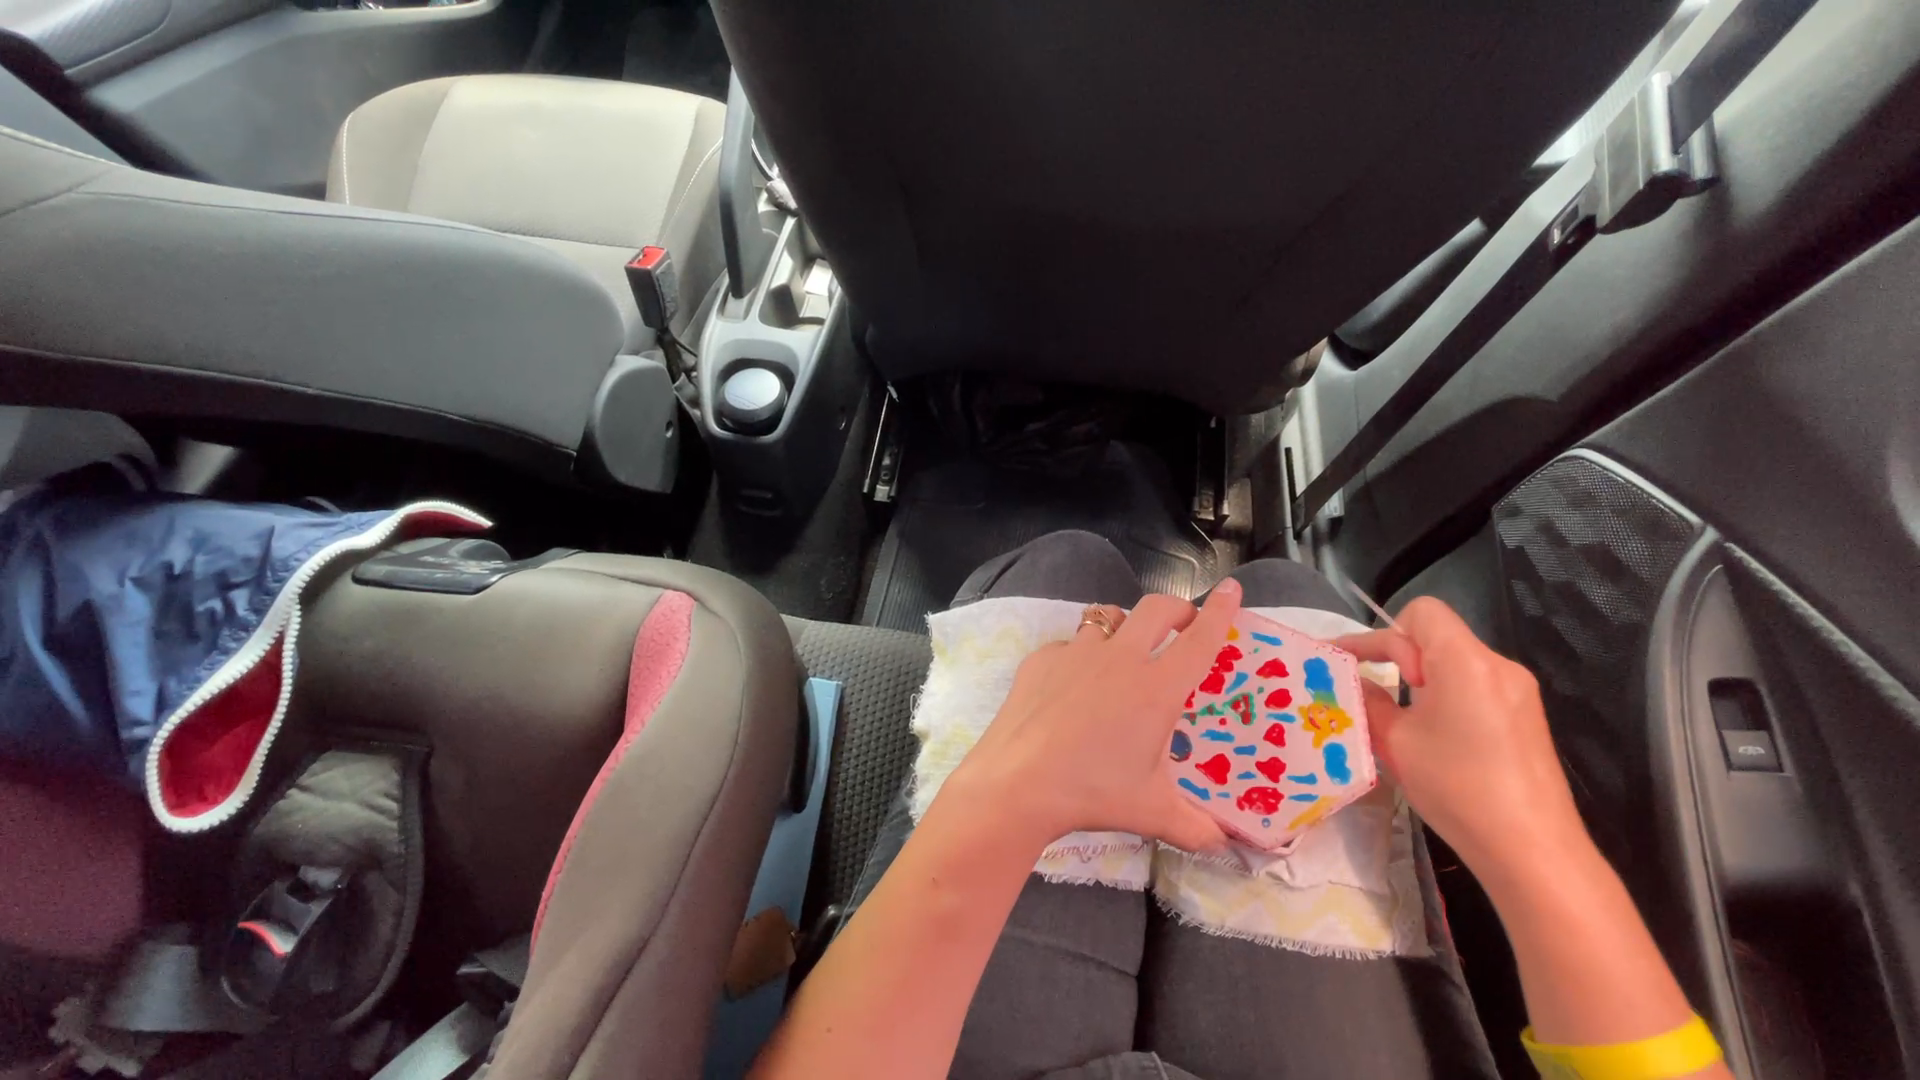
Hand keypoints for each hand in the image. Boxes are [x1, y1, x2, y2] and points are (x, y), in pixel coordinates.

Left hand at [942, 581, 1244, 853]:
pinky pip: (1068, 646)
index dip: (1220, 612)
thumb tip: (1224, 846)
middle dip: (1177, 608)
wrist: (1017, 783)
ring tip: (1126, 647)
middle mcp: (1120, 659)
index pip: (1199, 639)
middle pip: (1156, 609)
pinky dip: (1078, 658)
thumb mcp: (1152, 812)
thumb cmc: (1092, 792)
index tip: (1231, 590)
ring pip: (1107, 617)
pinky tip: (1071, 687)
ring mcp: (1076, 653)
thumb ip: (1196, 828)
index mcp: (1156, 688)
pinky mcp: (1040, 660)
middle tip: (1184, 622)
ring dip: (1125, 624)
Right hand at [1334, 598, 1588, 883]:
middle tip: (1374, 693)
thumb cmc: (1457, 787)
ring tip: (1401, 719)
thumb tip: (1354, 683)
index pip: (1421, 613)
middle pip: (1438, 635)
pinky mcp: (1527, 718)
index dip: (1382, 633)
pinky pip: (1475, 686)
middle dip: (1398, 657)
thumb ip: (1369, 702)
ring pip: (1456, 662)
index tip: (1355, 665)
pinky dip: (1446, 696)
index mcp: (1465, 661)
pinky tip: (1436, 737)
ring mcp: (1519, 692)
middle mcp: (1498, 666)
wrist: (1532, 849)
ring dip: (1421, 678)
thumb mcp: (1395, 742)